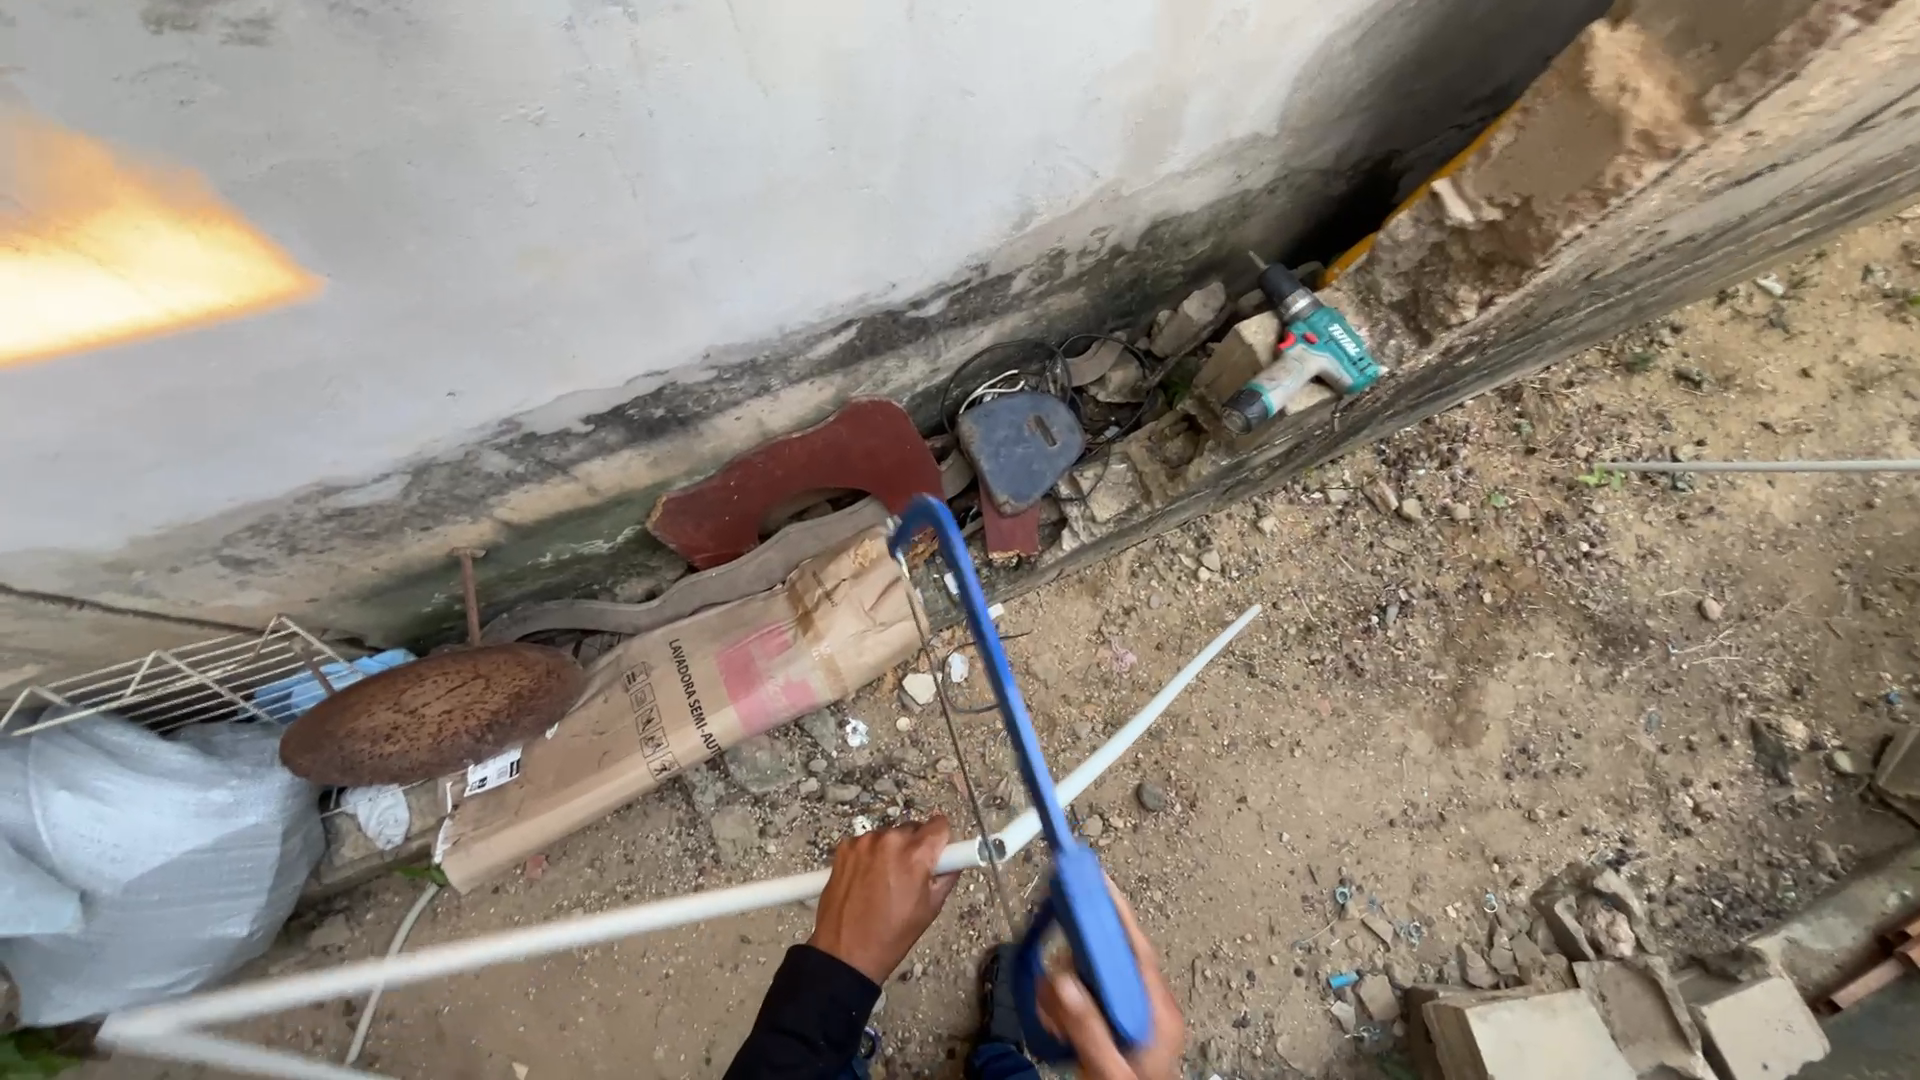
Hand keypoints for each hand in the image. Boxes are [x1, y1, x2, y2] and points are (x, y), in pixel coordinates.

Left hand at [808, 815, 960, 983]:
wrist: (846, 953)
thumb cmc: (891, 935)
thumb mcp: (931, 908)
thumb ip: (947, 875)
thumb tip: (953, 859)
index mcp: (916, 854)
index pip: (940, 824)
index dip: (941, 840)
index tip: (938, 851)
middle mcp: (890, 840)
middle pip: (913, 829)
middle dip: (915, 847)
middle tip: (909, 876)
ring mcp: (865, 842)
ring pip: (889, 836)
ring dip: (891, 851)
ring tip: (884, 882)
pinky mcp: (845, 847)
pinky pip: (867, 843)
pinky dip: (869, 855)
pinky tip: (866, 880)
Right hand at [1036, 884, 1184, 1079]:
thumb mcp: (1111, 1071)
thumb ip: (1088, 1029)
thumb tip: (1062, 981)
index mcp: (1158, 1011)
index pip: (1138, 948)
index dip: (1118, 911)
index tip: (1098, 882)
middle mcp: (1148, 1004)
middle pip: (1109, 957)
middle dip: (1074, 965)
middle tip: (1053, 980)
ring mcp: (1131, 1011)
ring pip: (1091, 975)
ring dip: (1064, 991)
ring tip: (1053, 1016)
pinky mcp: (1114, 1019)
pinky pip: (1085, 994)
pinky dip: (1065, 1002)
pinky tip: (1056, 1022)